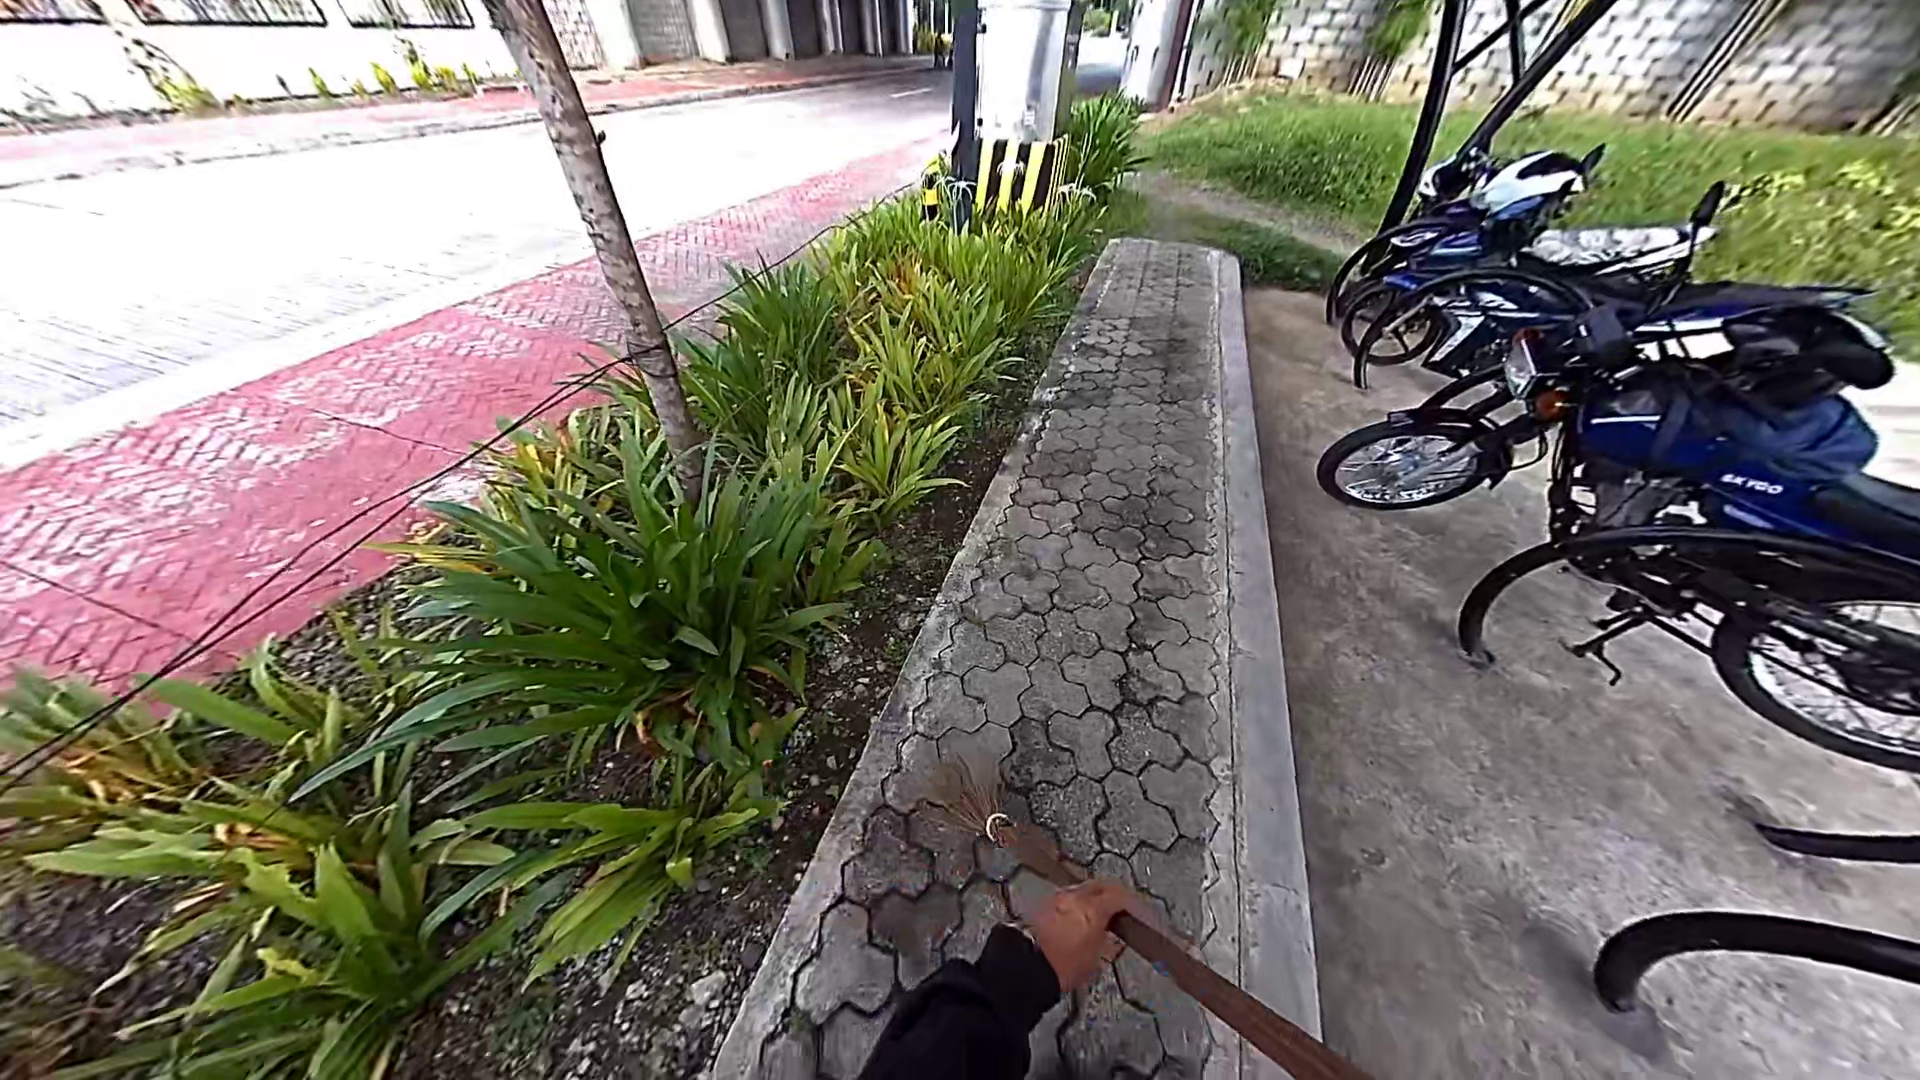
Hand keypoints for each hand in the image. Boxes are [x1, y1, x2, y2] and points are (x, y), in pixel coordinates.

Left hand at [1026, 878, 1150, 992]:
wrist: (1029, 965)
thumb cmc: (1063, 966)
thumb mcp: (1095, 960)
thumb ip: (1108, 942)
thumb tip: (1114, 938)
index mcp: (1093, 909)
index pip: (1118, 896)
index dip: (1128, 902)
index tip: (1132, 909)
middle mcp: (1075, 896)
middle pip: (1098, 885)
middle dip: (1110, 893)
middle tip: (1116, 907)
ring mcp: (1058, 896)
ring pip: (1081, 889)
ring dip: (1091, 897)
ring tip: (1095, 914)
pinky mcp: (1045, 902)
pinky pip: (1066, 897)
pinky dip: (1075, 903)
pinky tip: (1075, 917)